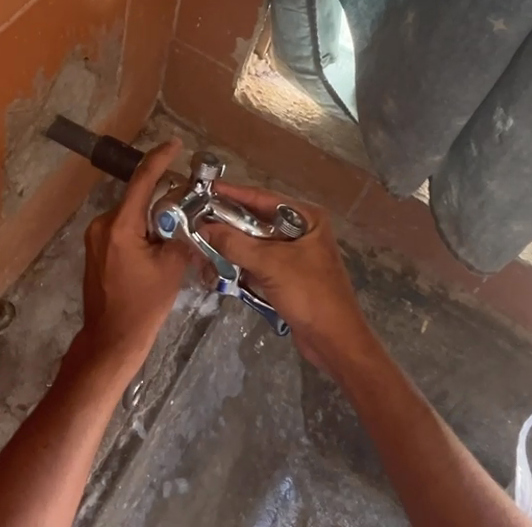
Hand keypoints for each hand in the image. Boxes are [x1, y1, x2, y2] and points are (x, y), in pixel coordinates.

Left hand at [76, 139, 197, 371]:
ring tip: (179, 230)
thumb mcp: (171, 269)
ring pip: (132, 214)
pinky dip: (142, 230)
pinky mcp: (97, 249)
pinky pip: (124, 228)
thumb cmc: (142, 307)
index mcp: (120, 226)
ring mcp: (96, 237)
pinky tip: (159, 244)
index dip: (160, 159)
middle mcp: (103, 224)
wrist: (110, 341)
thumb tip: (192, 218)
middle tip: (190, 200)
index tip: (175, 144)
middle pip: (138, 198)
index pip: (142, 181)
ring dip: (153, 218)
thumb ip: (181, 236)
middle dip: (163, 197)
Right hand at [197, 183, 371, 371]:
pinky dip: (240, 264)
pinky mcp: (288, 276)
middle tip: (196, 220)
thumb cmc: (309, 294)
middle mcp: (301, 230)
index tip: (204, 189)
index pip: (262, 197)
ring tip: (200, 245)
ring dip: (231, 246)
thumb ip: (235, 243)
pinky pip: (258, 262)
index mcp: (306, 217)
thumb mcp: (270, 264)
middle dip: (227, 223)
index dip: (232, 194)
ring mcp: (295, 254)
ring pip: (255, 243)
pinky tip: (216, 267)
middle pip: (256, 220)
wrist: (335, 342)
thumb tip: (202, 228)